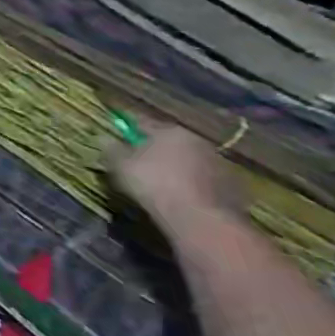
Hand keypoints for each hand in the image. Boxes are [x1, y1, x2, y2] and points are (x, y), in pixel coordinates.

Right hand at [106, 122, 242, 226]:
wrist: (197, 214)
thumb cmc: (152, 183)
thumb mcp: (120, 166)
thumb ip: (112, 150)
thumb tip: (105, 137)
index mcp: (167, 131)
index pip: (142, 121)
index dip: (128, 124)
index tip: (119, 125)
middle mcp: (194, 139)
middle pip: (169, 138)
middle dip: (155, 144)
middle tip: (140, 155)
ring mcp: (216, 159)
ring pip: (189, 155)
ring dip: (176, 162)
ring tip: (163, 177)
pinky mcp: (230, 179)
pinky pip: (204, 174)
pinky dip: (192, 178)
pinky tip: (184, 191)